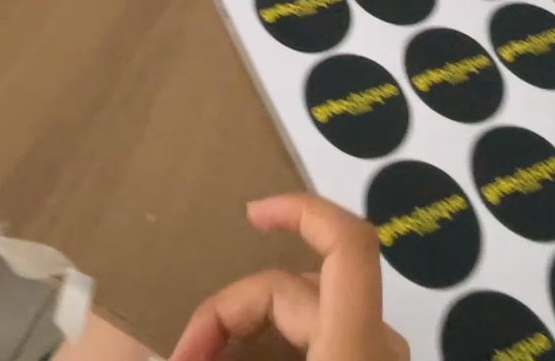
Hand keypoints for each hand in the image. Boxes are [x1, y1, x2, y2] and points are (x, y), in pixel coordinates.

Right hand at [171, 195, 406, 360]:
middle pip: (300, 288)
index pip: (347, 242)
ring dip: (254, 327)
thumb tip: (175, 356)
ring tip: (209, 355)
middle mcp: (379, 346)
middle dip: (233, 311)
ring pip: (310, 317)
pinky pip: (326, 340)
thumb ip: (214, 354)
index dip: (301, 209)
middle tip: (184, 357)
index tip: (251, 213)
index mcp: (357, 344)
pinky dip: (282, 344)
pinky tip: (251, 360)